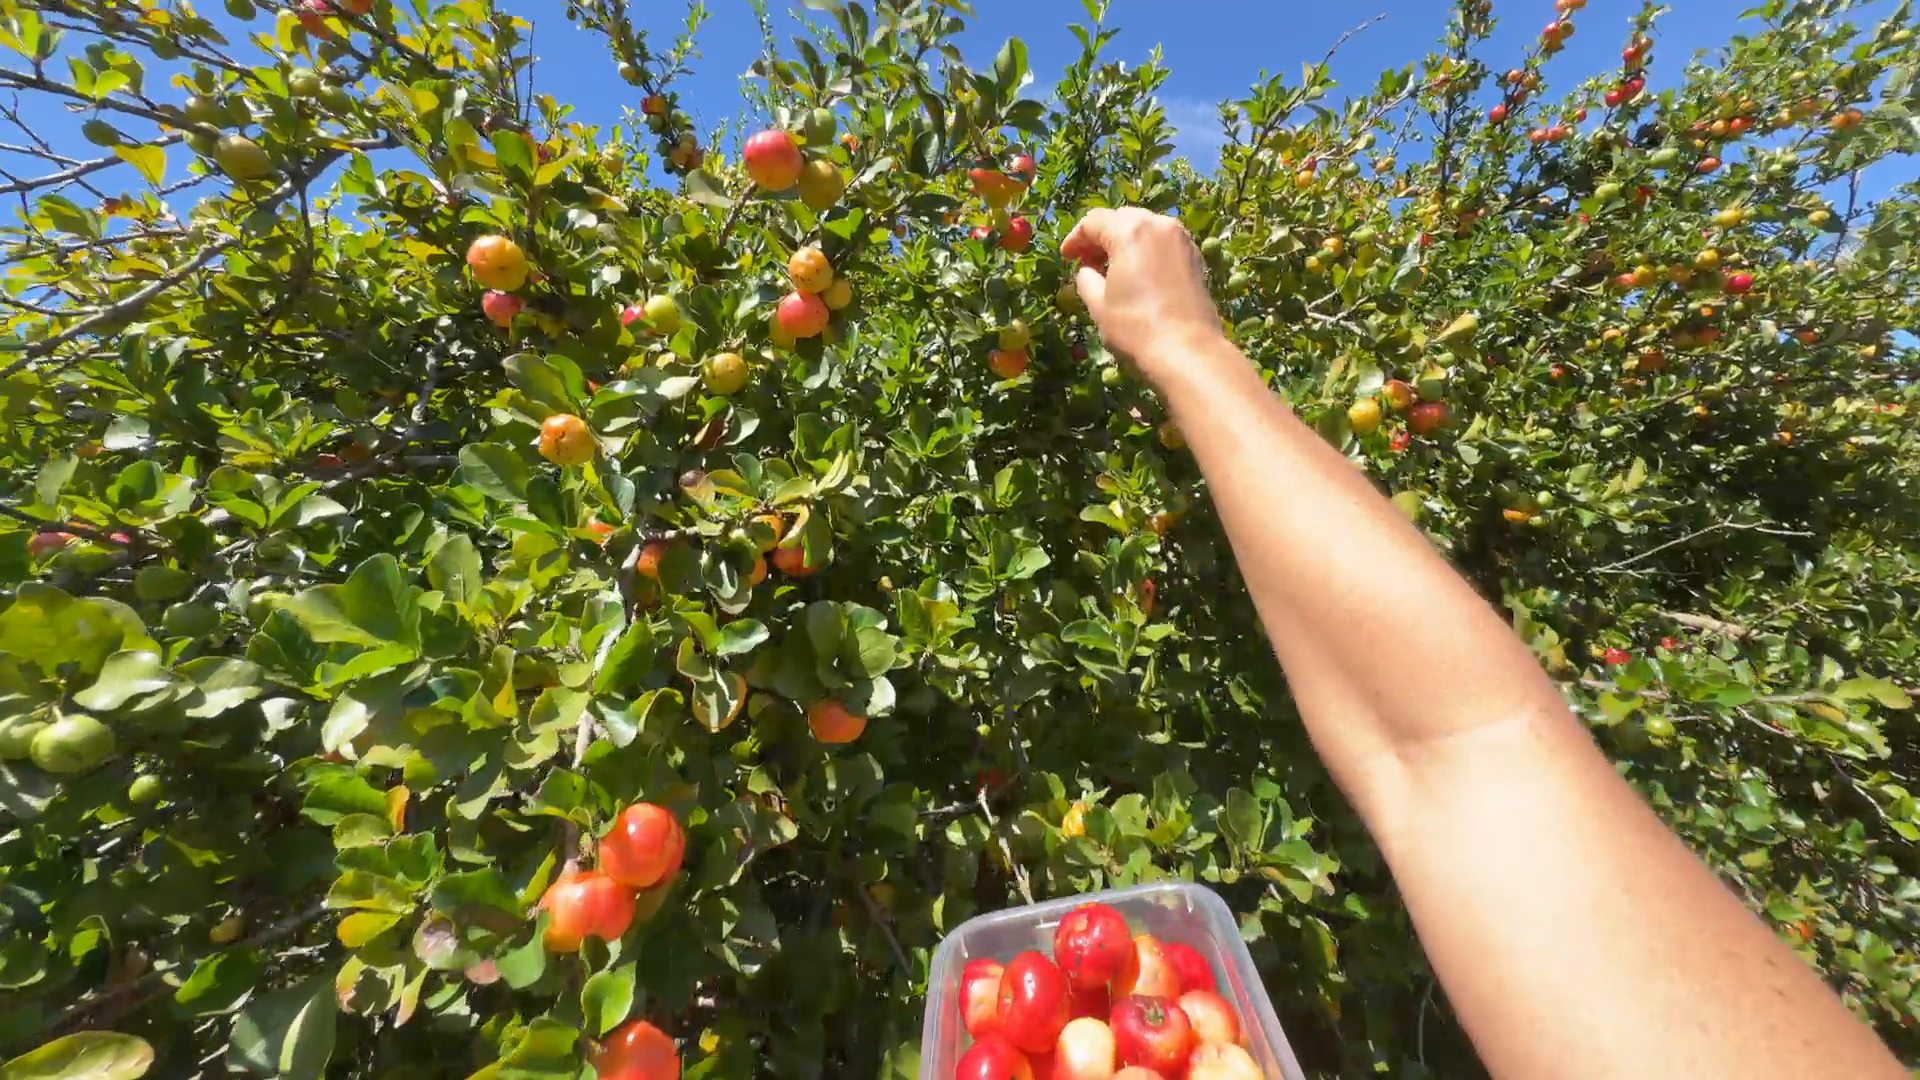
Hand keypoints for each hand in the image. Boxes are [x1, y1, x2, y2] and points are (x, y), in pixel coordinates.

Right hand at [1060, 208, 1227, 385]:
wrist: (1186, 350)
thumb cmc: (1135, 328)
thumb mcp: (1098, 306)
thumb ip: (1086, 279)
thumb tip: (1088, 271)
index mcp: (1130, 232)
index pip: (1094, 222)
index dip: (1075, 238)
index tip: (1066, 258)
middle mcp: (1158, 225)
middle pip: (1122, 219)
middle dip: (1101, 237)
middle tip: (1087, 262)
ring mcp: (1181, 239)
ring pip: (1145, 228)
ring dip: (1124, 242)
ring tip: (1111, 269)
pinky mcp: (1194, 256)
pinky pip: (1162, 243)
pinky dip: (1145, 251)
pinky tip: (1137, 275)